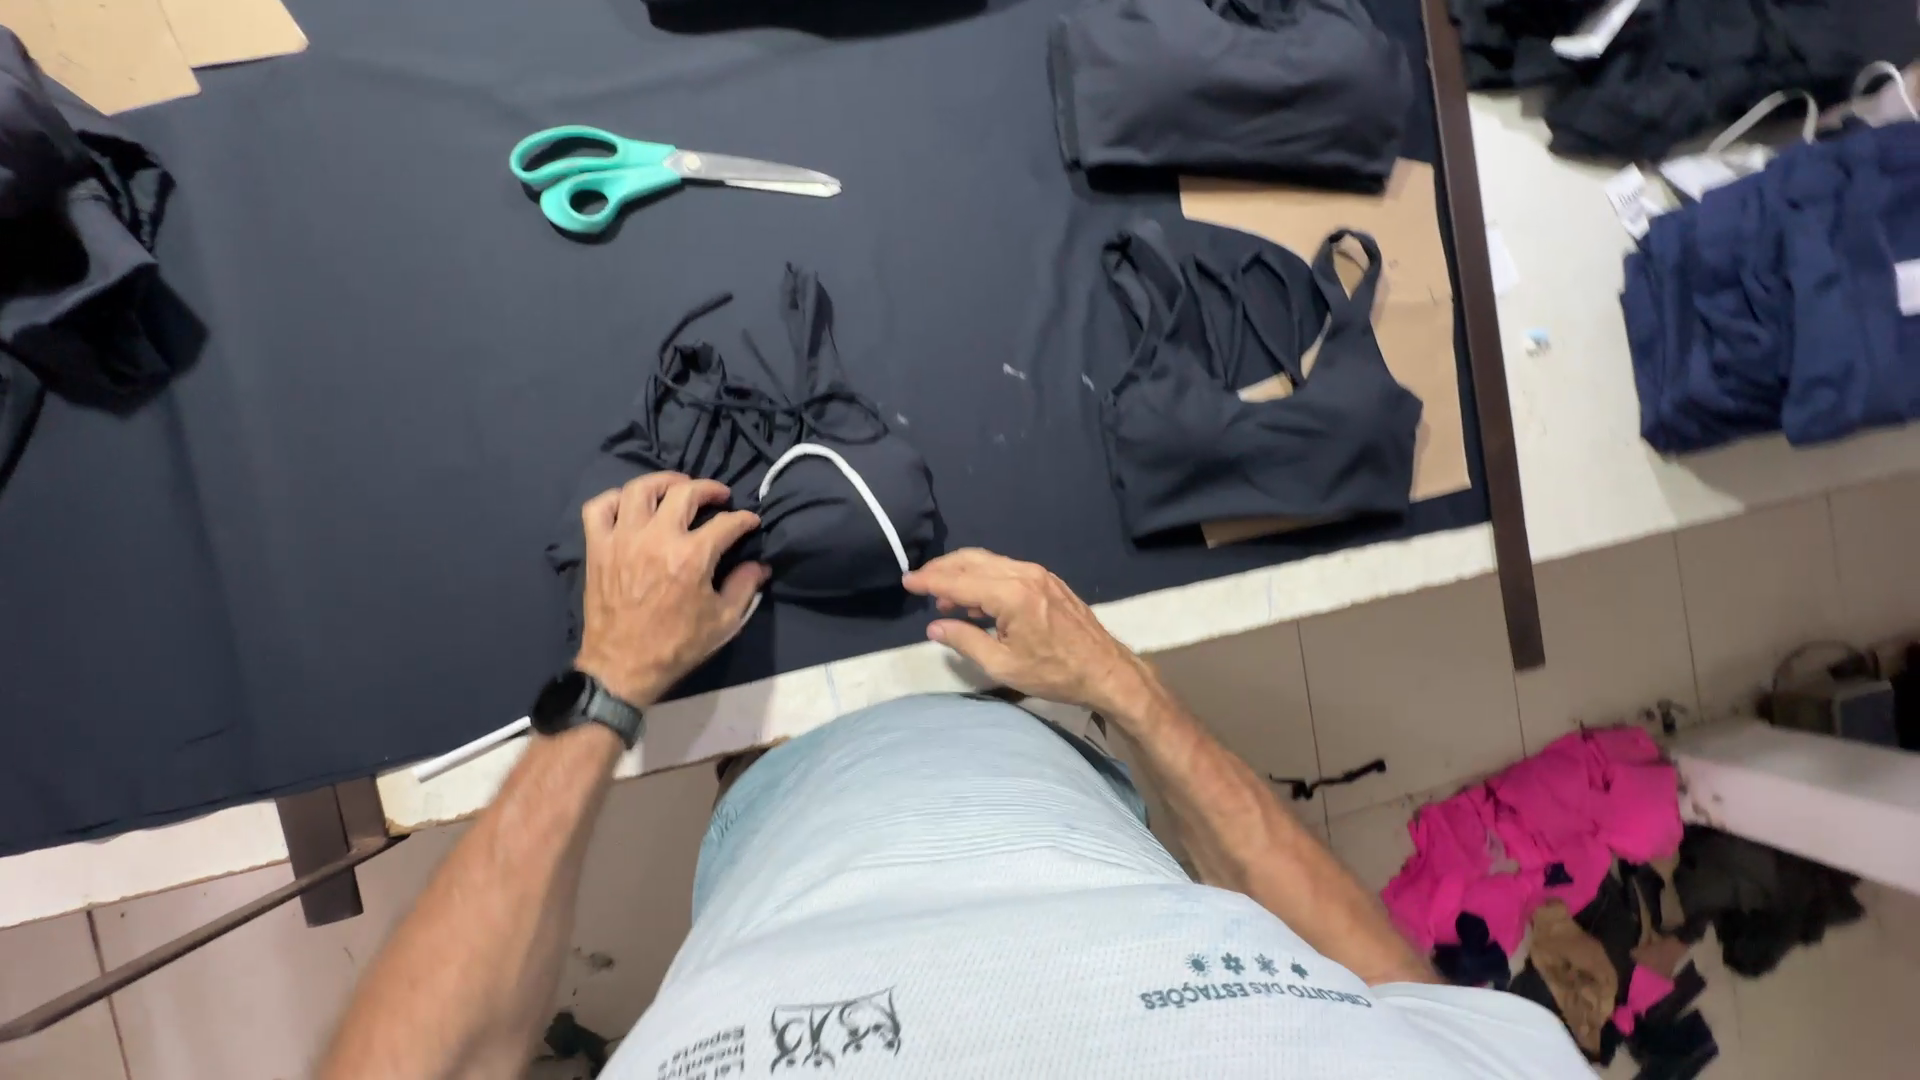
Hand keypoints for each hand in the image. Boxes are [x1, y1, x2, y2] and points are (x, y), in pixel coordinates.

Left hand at [573, 473, 767, 705]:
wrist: (623, 667)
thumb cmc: (677, 646)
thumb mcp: (724, 621)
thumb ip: (745, 587)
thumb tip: (759, 566)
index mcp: (692, 557)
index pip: (726, 523)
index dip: (744, 519)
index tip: (750, 522)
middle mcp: (657, 538)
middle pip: (685, 493)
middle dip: (709, 489)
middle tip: (719, 496)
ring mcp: (622, 539)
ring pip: (640, 489)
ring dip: (664, 482)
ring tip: (677, 488)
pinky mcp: (597, 548)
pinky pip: (599, 507)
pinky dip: (615, 499)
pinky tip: (631, 505)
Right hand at [902, 548, 1155, 715]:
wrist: (1106, 671)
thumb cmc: (1054, 673)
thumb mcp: (1003, 665)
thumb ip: (965, 641)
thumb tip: (935, 626)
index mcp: (1011, 594)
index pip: (959, 582)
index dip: (929, 581)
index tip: (906, 581)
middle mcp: (1024, 574)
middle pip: (972, 562)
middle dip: (942, 570)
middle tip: (919, 582)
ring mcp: (1038, 575)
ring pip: (989, 562)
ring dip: (962, 574)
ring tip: (943, 599)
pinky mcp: (1047, 581)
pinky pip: (1006, 570)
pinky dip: (983, 578)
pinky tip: (975, 601)